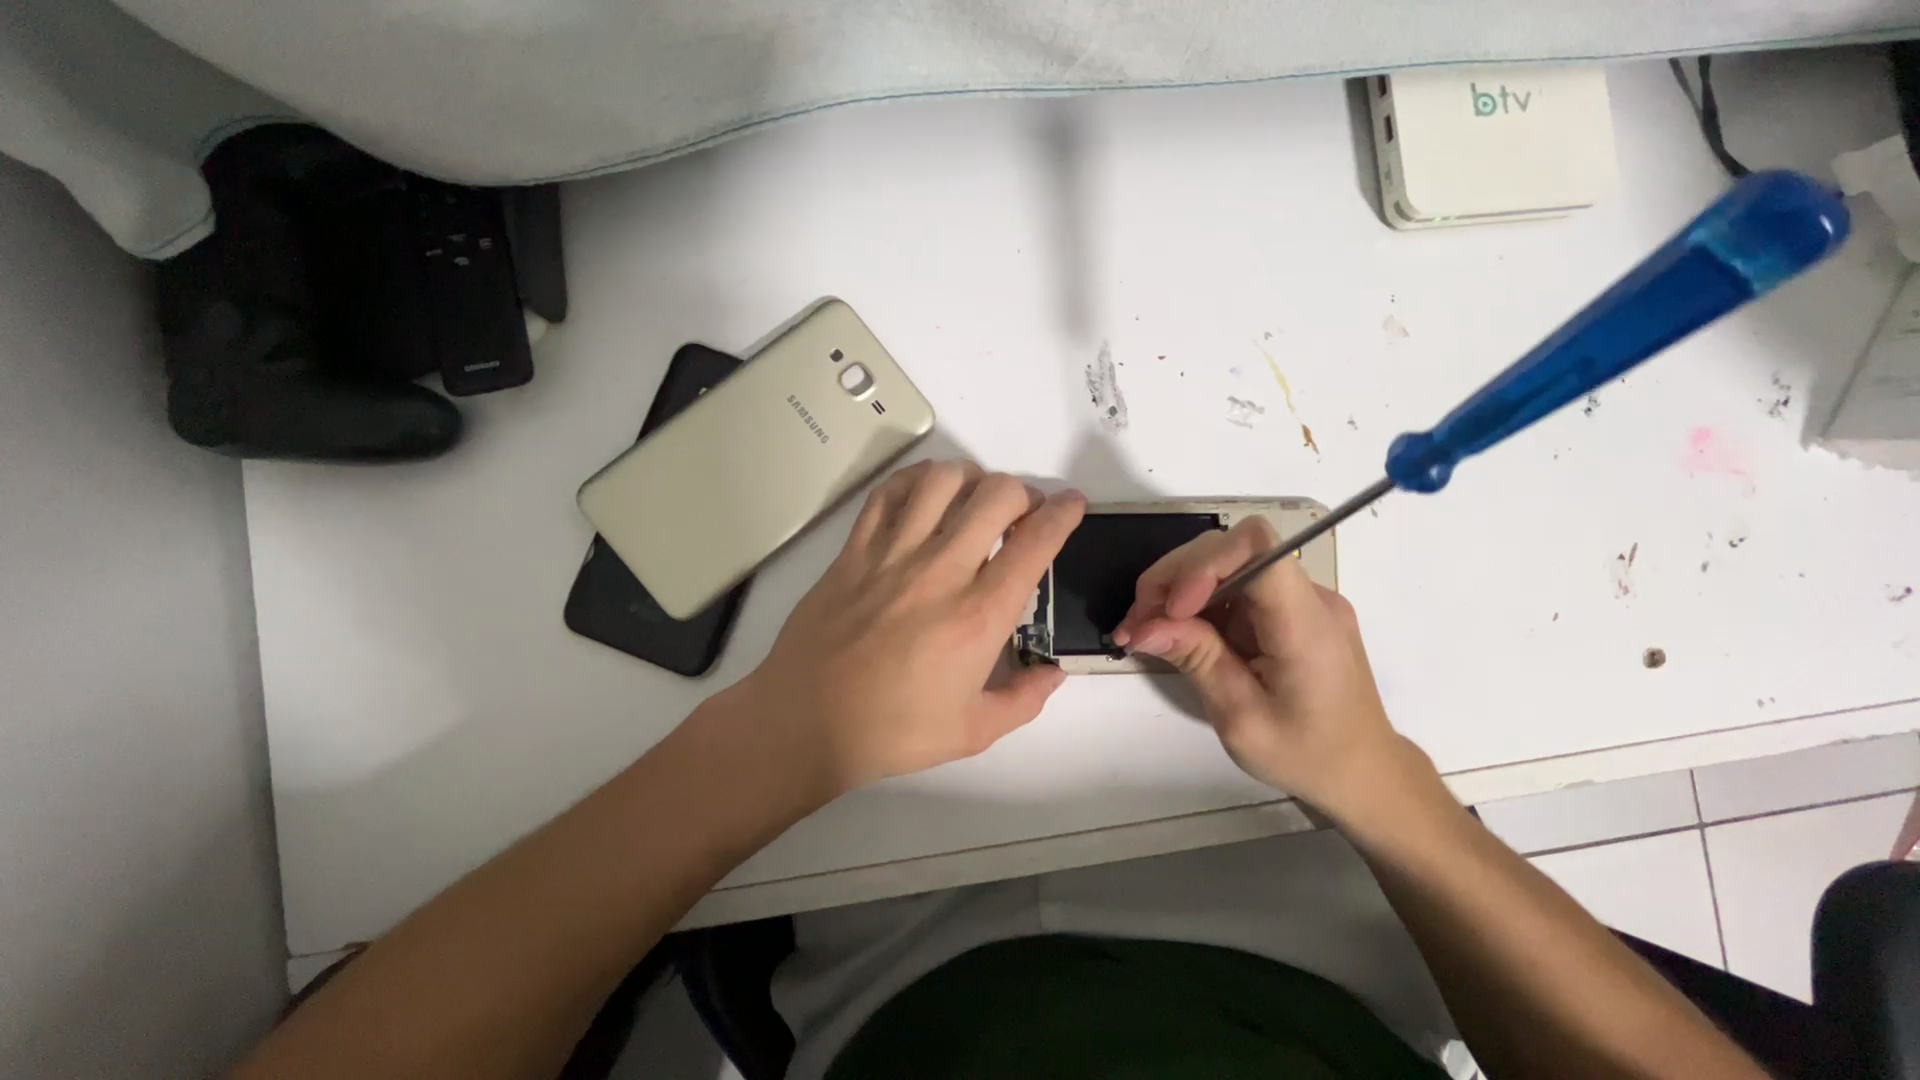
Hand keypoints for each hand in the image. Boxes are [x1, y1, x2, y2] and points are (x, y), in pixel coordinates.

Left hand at [731, 460, 1085, 793]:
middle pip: (995, 496)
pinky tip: (925, 493)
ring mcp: (892, 554)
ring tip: (974, 499)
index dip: (1063, 514)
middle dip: (1022, 493)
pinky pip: (888, 493)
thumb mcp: (973, 731)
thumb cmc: (893, 731)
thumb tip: (1055, 672)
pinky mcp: (854, 551)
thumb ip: (1024, 699)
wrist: (807, 721)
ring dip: (971, 479)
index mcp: (979, 616)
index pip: (1035, 543)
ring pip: (942, 480)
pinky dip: (915, 480)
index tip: (1072, 504)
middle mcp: (941, 571)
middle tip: (1022, 513)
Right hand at [1109, 517, 1419, 816]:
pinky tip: (1175, 633)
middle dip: (1175, 578)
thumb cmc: (1307, 755)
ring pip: (1228, 564)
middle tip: (1136, 624)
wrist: (1364, 772)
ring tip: (1145, 630)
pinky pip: (1239, 588)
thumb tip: (1144, 626)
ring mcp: (1303, 600)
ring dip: (1179, 589)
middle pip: (1231, 550)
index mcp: (1305, 624)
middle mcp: (1309, 597)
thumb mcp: (1241, 719)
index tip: (1172, 609)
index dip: (1203, 564)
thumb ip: (1197, 661)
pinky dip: (1199, 603)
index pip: (1257, 546)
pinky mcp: (1291, 610)